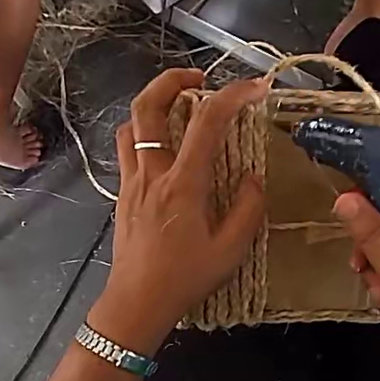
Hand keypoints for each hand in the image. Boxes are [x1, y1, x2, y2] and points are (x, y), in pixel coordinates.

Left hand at [91, 70, 268, 353]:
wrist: (137, 303)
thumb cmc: (185, 279)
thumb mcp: (231, 250)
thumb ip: (247, 208)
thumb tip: (252, 177)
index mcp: (183, 184)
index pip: (207, 122)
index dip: (233, 95)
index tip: (256, 87)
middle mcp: (152, 174)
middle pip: (148, 107)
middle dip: (171, 79)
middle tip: (198, 77)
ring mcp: (132, 182)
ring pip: (132, 125)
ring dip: (154, 105)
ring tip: (179, 108)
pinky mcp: (123, 194)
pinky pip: (128, 148)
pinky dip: (145, 132)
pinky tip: (165, 147)